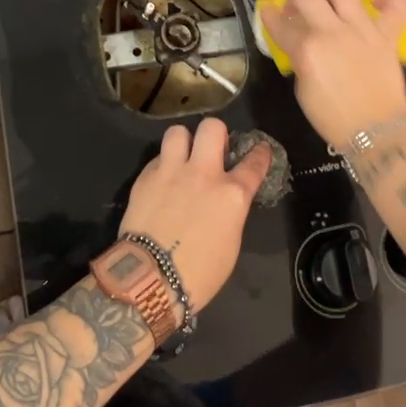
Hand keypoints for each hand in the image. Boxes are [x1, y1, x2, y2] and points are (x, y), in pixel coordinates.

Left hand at [119, 118, 268, 311]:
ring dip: (184, 141)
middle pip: (212, 128)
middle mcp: (203, 174)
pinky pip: (157, 157)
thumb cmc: (200, 273)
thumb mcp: (231, 243)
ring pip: (178, 131)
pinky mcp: (145, 177)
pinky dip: (163, 164)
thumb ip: (231, 211)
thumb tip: (226, 201)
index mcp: (232, 194)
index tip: (260, 149)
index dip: (260, 154)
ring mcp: (171, 172)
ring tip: (183, 156)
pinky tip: (163, 180)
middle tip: (214, 149)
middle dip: (217, 134)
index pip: (254, 163)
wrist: (151, 278)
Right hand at [258, 0, 405, 146]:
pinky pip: (396, 5)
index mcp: (306, 49)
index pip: (279, 23)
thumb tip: (301, 46)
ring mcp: (362, 30)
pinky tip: (377, 1)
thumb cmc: (333, 118)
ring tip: (333, 4)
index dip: (269, 15)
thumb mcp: (303, 90)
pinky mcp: (387, 35)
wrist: (375, 131)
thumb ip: (300, 61)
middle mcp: (332, 32)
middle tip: (299, 8)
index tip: (268, 11)